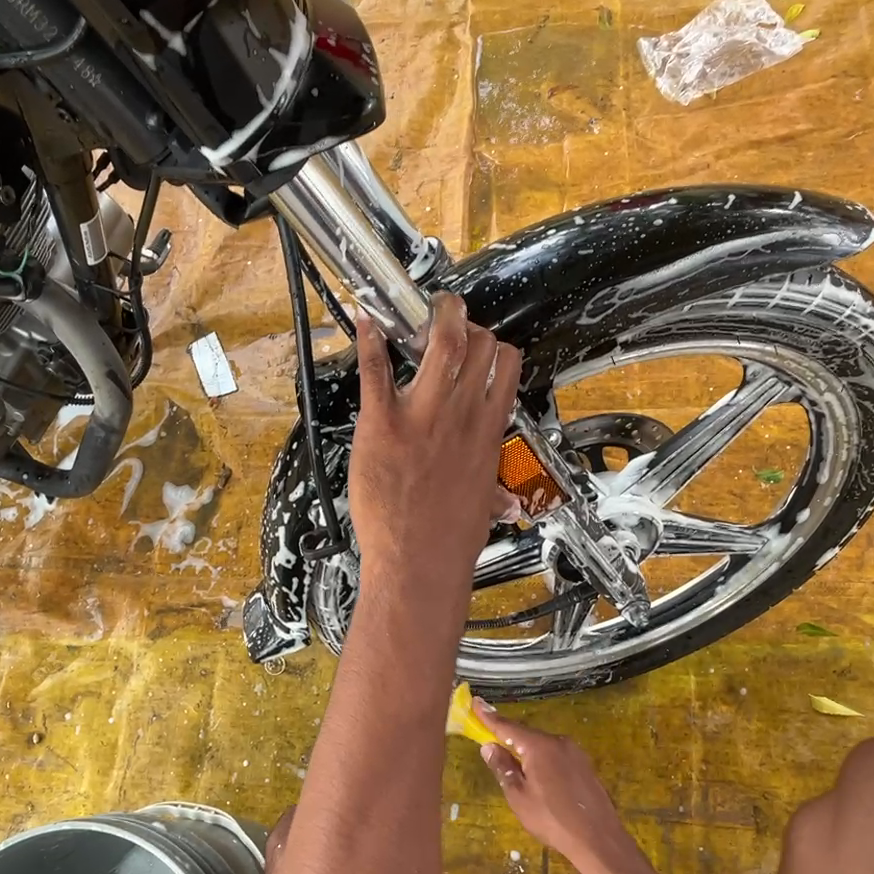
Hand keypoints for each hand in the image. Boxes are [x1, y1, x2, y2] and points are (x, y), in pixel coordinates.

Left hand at [349, 294, 522, 598]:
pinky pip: (376, 371)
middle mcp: (460, 414)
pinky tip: (367, 324)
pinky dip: (370, 342)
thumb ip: (493, 491)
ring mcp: (421, 416)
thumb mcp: (485, 507)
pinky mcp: (382, 424)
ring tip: (423, 312)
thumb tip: (504, 503)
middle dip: (464, 322)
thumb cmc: (450, 539)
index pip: (506, 365)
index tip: (480, 341)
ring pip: (440, 343)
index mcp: (487, 430)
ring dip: (433, 319)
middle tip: (448, 318)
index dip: (494, 344)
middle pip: (477, 343)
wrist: (418, 561)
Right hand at [477, 700, 631, 871]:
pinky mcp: (584, 765)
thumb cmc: (552, 819)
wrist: (598, 839)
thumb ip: (503, 768)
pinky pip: (556, 755)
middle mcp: (558, 742)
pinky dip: (542, 759)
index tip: (476, 703)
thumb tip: (489, 747)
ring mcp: (575, 753)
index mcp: (539, 746)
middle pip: (526, 735)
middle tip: (491, 740)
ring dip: (526, 751)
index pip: (508, 727)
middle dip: (508, 737)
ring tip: (514, 766)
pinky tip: (539, 776)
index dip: (489, 716)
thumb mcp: (519, 796)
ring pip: (542, 746)